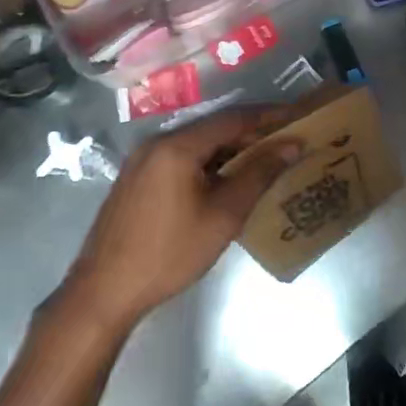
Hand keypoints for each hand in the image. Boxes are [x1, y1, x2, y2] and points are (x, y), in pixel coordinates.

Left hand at [48, 109, 300, 329]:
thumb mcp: (224, 215)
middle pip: (213, 129)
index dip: (268, 116)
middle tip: (286, 144)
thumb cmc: (171, 253)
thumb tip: (291, 146)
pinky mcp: (136, 179)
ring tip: (265, 163)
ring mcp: (141, 161)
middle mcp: (156, 144)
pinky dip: (209, 164)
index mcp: (177, 147)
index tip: (298, 117)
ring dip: (231, 151)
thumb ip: (259, 175)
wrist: (106, 290)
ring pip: (196, 145)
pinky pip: (180, 160)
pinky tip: (228, 181)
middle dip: (252, 134)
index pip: (232, 119)